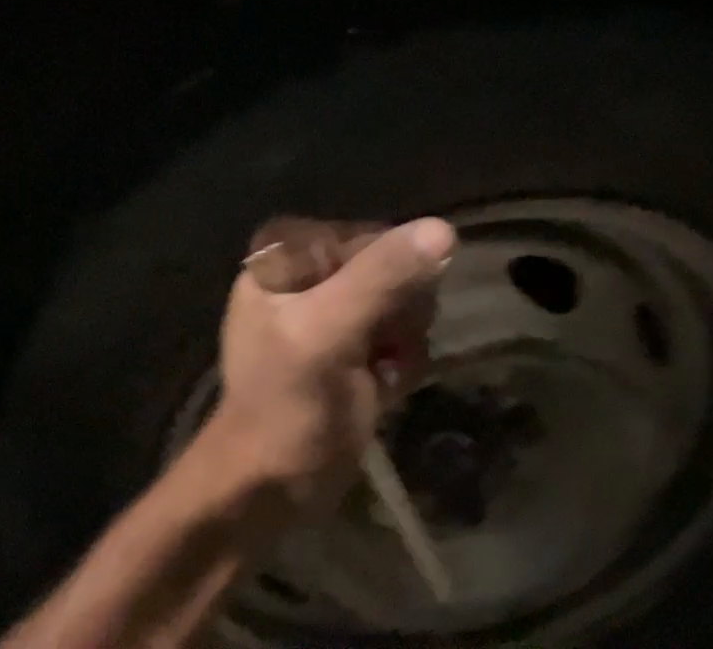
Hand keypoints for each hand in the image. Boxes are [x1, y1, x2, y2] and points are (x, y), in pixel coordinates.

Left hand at [200, 216, 455, 508]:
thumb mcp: (328, 332)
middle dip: (400, 309)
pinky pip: (403, 337)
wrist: (271, 484)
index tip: (386, 309)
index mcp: (283, 258)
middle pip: (390, 267)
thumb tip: (441, 228)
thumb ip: (380, 278)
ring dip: (406, 339)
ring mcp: (331, 317)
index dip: (389, 271)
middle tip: (382, 343)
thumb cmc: (286, 402)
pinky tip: (387, 388)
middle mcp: (307, 278)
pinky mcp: (353, 353)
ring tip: (383, 369)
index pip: (365, 235)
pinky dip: (403, 363)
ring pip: (403, 302)